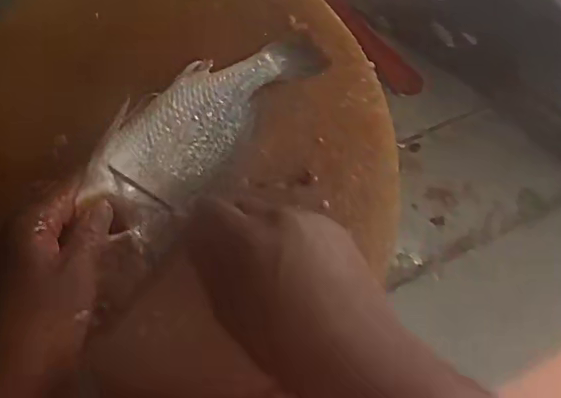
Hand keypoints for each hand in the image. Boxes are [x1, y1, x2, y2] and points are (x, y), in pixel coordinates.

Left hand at [0, 183, 114, 397]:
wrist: (2, 378)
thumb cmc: (43, 323)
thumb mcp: (76, 276)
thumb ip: (89, 233)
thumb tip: (103, 202)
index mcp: (28, 219)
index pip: (67, 188)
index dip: (98, 192)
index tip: (128, 204)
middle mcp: (13, 227)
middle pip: (57, 208)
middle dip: (88, 213)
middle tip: (122, 226)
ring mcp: (8, 253)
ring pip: (50, 232)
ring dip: (77, 236)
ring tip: (108, 246)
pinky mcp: (10, 279)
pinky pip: (42, 253)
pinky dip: (63, 255)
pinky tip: (82, 271)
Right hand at [185, 198, 488, 397]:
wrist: (362, 359)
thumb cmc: (288, 346)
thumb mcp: (234, 314)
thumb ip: (211, 269)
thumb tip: (197, 241)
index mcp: (246, 236)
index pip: (208, 206)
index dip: (201, 221)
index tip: (199, 237)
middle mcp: (275, 214)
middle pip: (239, 200)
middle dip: (231, 220)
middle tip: (232, 250)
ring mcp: (308, 216)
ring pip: (270, 208)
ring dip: (262, 225)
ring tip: (269, 258)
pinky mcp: (334, 226)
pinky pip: (299, 219)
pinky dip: (290, 233)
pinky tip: (300, 263)